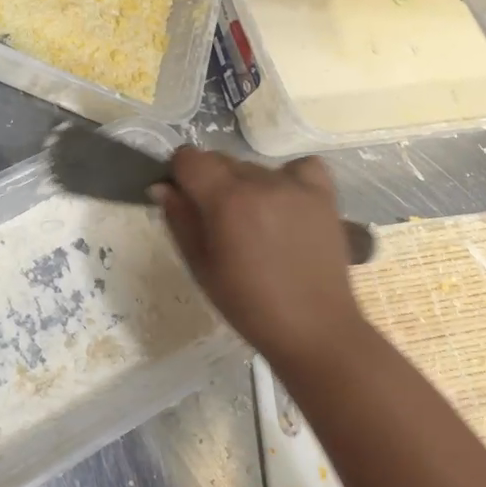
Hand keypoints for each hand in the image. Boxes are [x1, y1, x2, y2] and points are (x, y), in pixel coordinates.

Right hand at [151, 148, 367, 365]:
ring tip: (254, 221)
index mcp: (226, 200)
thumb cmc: (246, 303)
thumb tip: (161, 186)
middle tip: (216, 220)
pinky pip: (300, 167)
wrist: (314, 328)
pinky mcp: (324, 196)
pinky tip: (284, 201)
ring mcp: (297, 187)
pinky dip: (288, 177)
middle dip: (209, 181)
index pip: (188, 158)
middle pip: (219, 159)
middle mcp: (261, 183)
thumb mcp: (199, 265)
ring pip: (253, 167)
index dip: (179, 175)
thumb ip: (178, 218)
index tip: (183, 200)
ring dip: (244, 184)